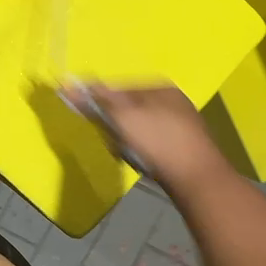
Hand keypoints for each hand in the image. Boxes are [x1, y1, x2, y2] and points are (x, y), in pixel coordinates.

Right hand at [66, 82, 230, 191]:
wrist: (198, 180)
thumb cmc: (158, 142)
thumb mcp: (122, 118)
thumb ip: (96, 101)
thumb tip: (66, 84)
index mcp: (160, 87)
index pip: (117, 88)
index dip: (101, 104)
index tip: (95, 123)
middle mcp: (173, 101)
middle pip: (127, 109)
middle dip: (116, 126)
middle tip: (115, 142)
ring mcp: (181, 124)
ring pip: (138, 128)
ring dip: (127, 141)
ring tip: (130, 155)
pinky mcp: (185, 146)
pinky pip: (152, 143)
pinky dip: (143, 151)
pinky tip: (145, 162)